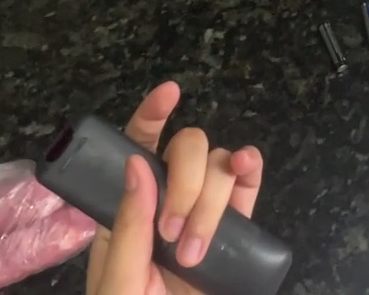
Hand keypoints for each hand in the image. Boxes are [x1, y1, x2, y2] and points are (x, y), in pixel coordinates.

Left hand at [86, 82, 264, 294]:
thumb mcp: (118, 288)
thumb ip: (127, 228)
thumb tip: (135, 163)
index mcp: (126, 213)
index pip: (137, 148)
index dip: (151, 115)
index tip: (170, 94)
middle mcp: (166, 202)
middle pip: (186, 150)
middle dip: (186, 183)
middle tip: (172, 235)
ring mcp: (203, 213)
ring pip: (220, 167)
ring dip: (212, 201)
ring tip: (197, 252)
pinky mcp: (236, 227)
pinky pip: (247, 183)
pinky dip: (250, 169)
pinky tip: (247, 168)